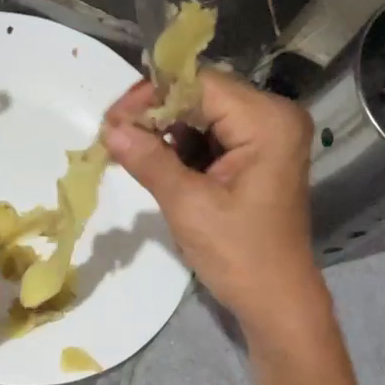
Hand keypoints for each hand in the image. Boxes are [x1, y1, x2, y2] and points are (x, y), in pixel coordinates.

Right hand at [103, 73, 322, 334]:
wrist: (275, 299)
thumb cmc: (238, 255)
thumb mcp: (189, 207)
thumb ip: (150, 162)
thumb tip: (110, 130)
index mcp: (267, 121)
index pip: (201, 85)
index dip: (152, 95)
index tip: (111, 119)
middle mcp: (273, 117)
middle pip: (203, 97)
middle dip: (156, 114)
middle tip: (113, 135)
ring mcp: (267, 138)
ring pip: (204, 118)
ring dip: (165, 133)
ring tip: (128, 151)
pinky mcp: (257, 158)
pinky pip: (212, 140)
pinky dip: (182, 150)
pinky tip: (154, 164)